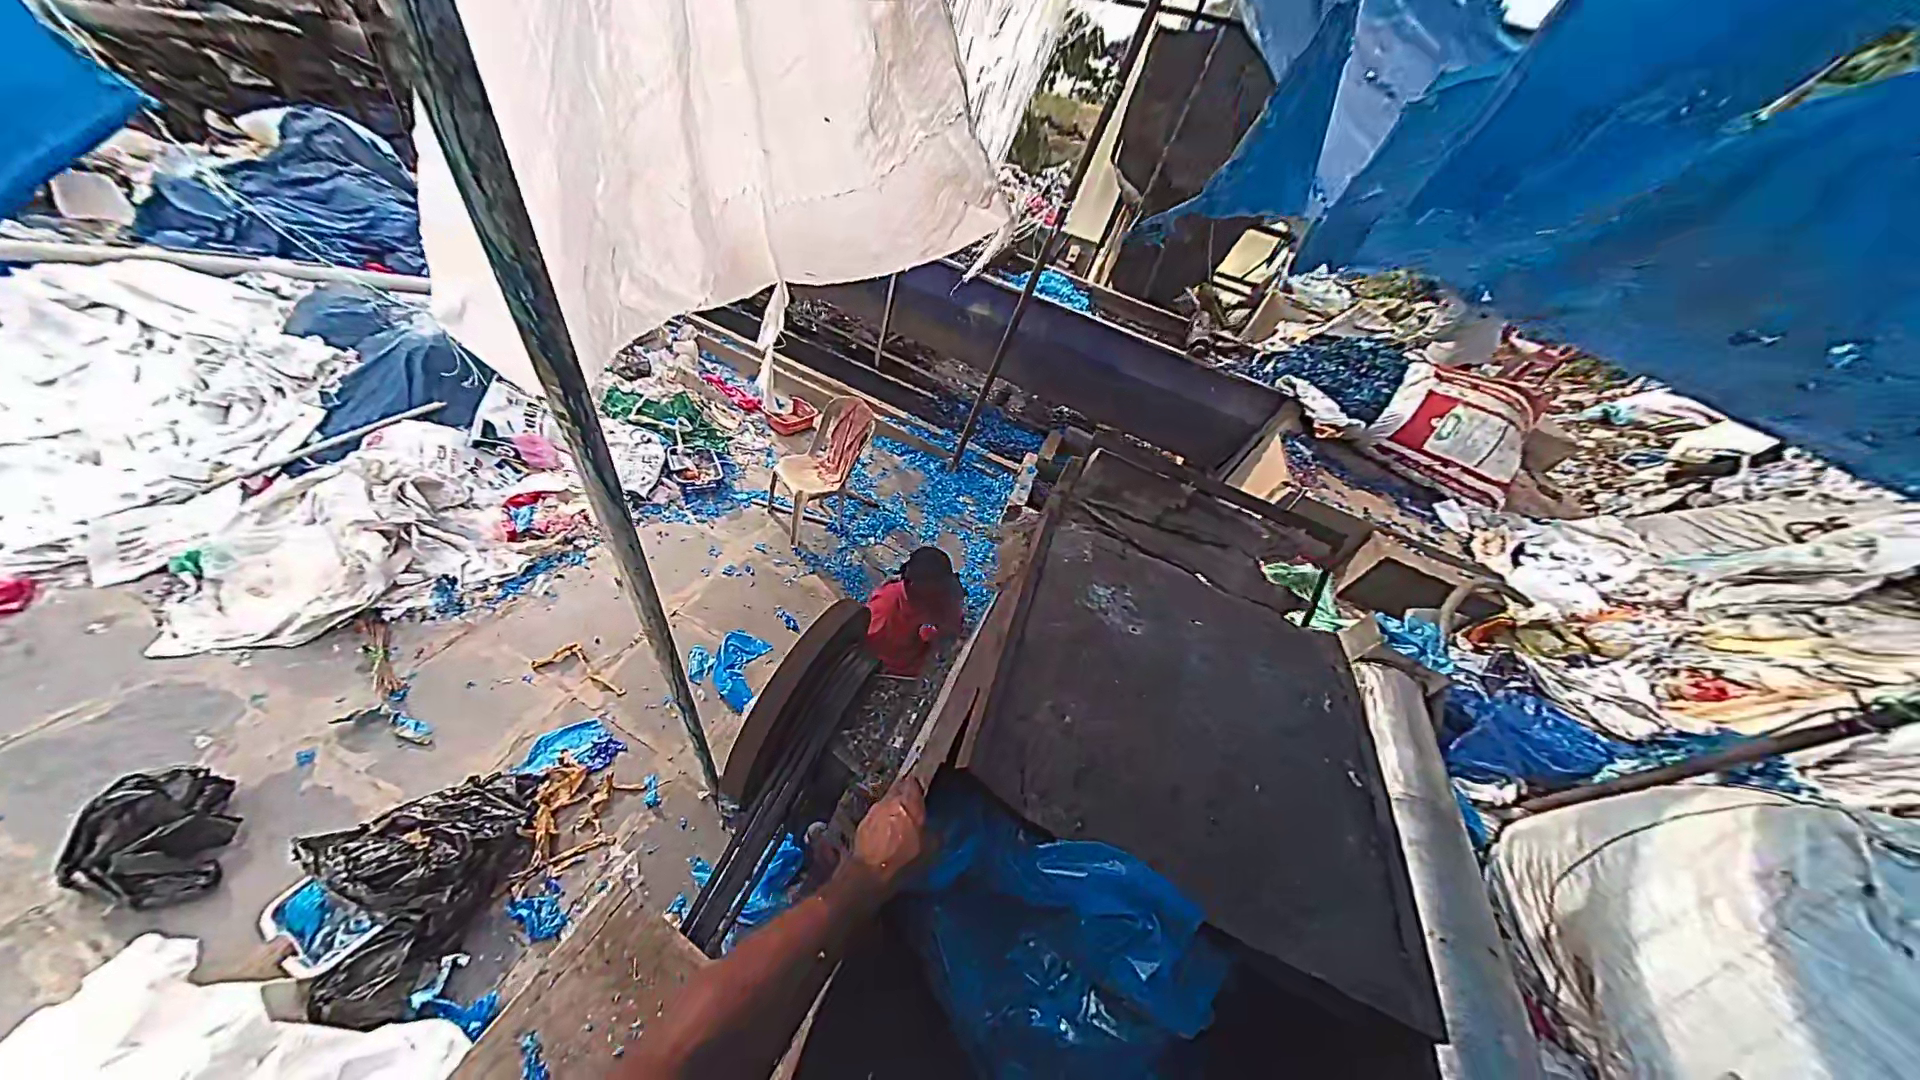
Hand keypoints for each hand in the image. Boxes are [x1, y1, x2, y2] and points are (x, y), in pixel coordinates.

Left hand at [848, 776, 929, 893]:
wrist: (870, 874)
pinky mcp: (862, 823)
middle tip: (911, 808)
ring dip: (892, 809)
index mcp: (908, 802)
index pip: (913, 782)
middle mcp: (890, 801)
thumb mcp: (929, 850)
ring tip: (898, 822)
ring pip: (886, 803)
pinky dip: (881, 821)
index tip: (921, 792)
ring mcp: (874, 810)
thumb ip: (937, 834)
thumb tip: (943, 829)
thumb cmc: (904, 860)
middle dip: (904, 796)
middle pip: (898, 790)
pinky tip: (884, 834)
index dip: (917, 786)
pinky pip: (876, 816)